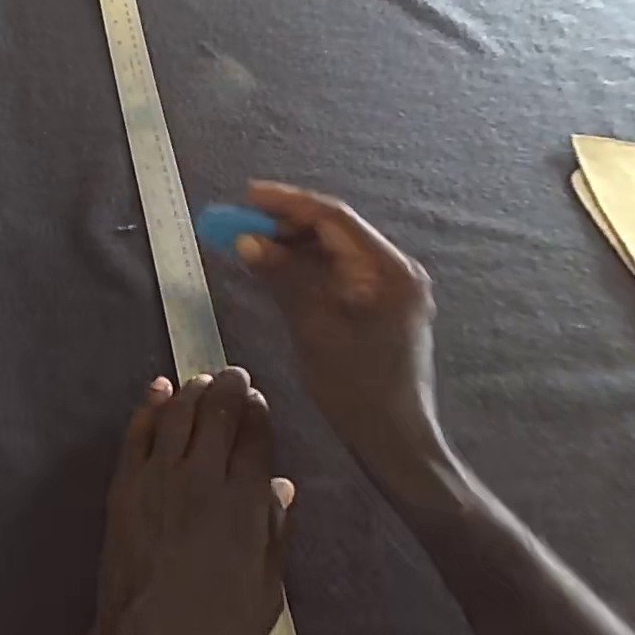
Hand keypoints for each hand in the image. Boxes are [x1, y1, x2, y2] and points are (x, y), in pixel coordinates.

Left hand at [73, 369, 292, 634]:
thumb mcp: (266, 588)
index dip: (257, 413)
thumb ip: (272, 529)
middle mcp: (202, 479)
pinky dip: (150, 403)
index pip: (254, 440)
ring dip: (193, 390)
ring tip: (203, 378)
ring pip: (179, 414)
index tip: (258, 399)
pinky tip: (159, 386)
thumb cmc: (220, 628)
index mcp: (243, 505)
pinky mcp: (125, 482)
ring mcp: (159, 476)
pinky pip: (138, 431)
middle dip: (230, 388)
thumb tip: (280, 483)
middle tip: (235, 374)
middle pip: (218, 416)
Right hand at [234, 181, 440, 469]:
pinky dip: (304, 264)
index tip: (247, 196)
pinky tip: (274, 266)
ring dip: (291, 242)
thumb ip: (280, 276)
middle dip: (285, 222)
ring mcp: (388, 285)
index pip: (333, 219)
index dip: (287, 203)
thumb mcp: (311, 327)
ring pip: (332, 248)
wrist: (393, 439)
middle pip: (333, 229)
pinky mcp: (377, 301)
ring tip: (250, 241)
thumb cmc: (354, 385)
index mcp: (387, 270)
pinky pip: (335, 268)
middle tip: (241, 222)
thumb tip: (244, 240)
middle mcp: (393, 269)